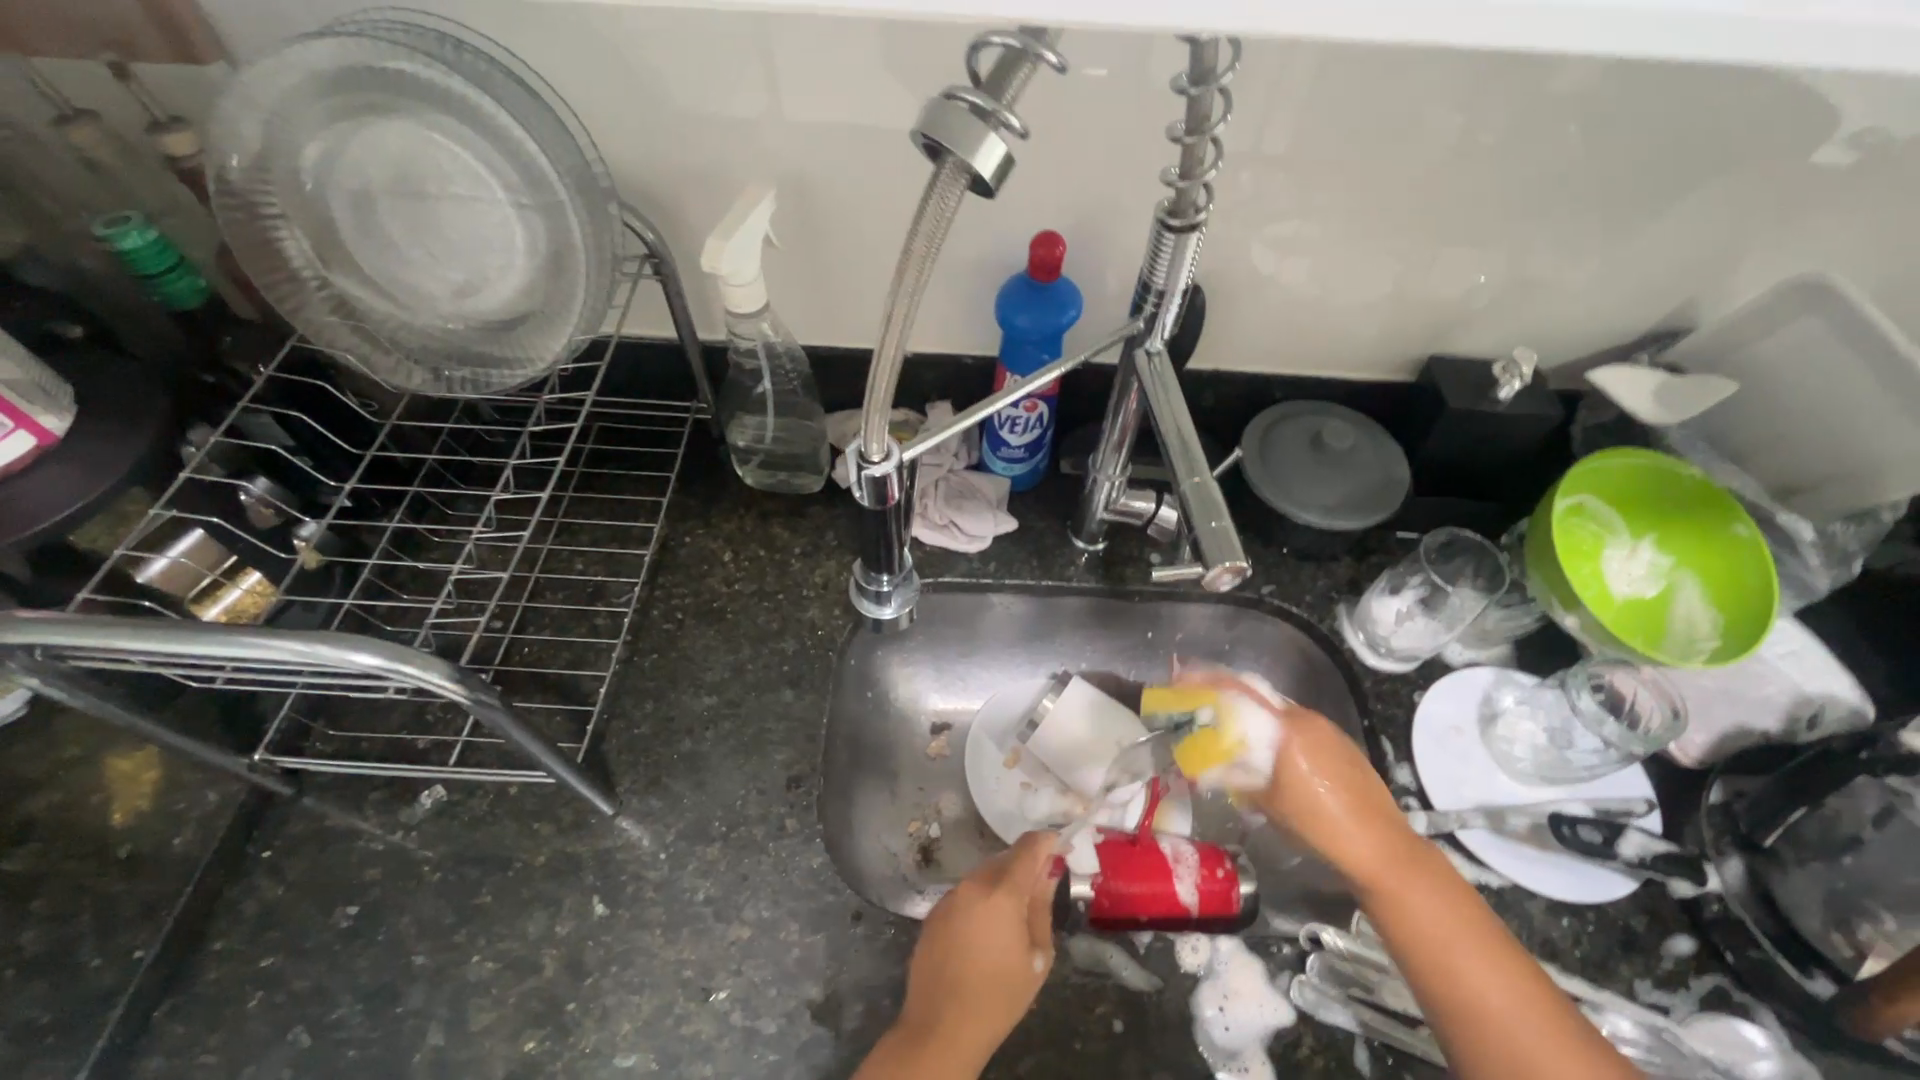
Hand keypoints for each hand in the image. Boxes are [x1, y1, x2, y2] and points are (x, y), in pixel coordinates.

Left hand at [891, 831, 1057, 1071]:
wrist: (941, 1027)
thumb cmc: (1000, 996)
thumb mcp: (1037, 956)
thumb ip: (1042, 907)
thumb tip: (1048, 873)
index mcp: (1001, 892)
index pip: (1028, 847)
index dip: (1048, 842)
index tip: (1062, 848)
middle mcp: (971, 884)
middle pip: (1004, 859)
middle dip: (1025, 865)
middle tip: (1042, 886)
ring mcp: (948, 897)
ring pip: (982, 876)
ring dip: (1001, 883)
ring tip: (1015, 914)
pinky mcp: (933, 913)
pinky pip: (965, 894)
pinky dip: (981, 899)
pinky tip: (986, 929)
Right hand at [1173, 667, 1416, 889]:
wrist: (1380, 846)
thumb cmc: (1318, 824)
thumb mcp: (1266, 802)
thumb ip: (1235, 776)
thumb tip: (1204, 768)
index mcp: (1286, 727)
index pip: (1239, 689)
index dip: (1206, 680)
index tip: (1180, 679)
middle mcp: (1307, 719)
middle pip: (1259, 698)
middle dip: (1228, 702)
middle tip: (1202, 713)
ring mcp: (1328, 730)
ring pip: (1280, 715)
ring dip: (1254, 721)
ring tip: (1233, 740)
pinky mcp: (1342, 745)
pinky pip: (1300, 730)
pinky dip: (1278, 736)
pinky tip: (1271, 759)